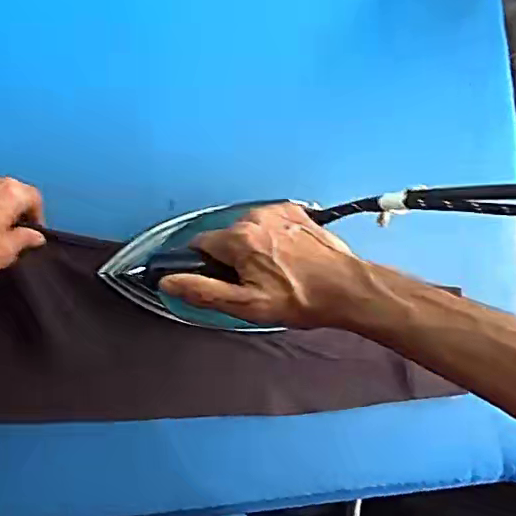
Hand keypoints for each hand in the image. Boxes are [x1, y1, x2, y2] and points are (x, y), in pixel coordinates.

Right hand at [158, 202, 369, 328]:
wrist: (347, 288)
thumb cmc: (299, 300)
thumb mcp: (246, 305)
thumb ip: (202, 290)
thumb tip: (168, 280)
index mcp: (238, 238)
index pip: (200, 245)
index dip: (208, 265)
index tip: (225, 279)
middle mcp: (254, 217)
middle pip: (226, 237)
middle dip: (233, 257)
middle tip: (256, 281)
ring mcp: (276, 211)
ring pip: (247, 228)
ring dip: (254, 245)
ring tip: (277, 269)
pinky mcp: (294, 210)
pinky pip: (269, 221)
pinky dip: (272, 235)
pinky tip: (289, 255)